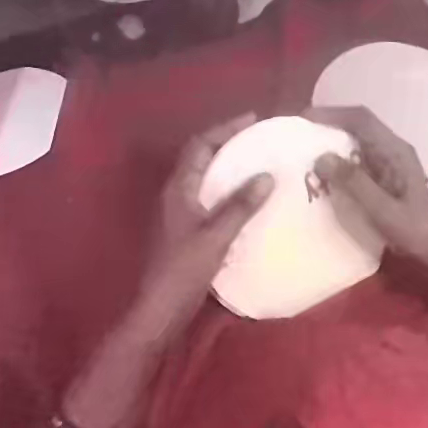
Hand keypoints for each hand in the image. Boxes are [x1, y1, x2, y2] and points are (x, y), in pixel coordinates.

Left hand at [131, 114, 273, 334]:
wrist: (160, 307)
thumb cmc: (184, 270)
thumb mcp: (216, 236)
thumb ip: (240, 206)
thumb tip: (266, 175)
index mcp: (179, 188)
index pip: (200, 145)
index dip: (225, 129)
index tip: (253, 120)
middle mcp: (177, 193)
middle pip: (201, 156)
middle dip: (228, 143)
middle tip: (259, 139)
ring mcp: (180, 210)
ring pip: (205, 176)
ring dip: (228, 165)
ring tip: (258, 161)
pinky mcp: (186, 227)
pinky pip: (209, 195)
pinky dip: (227, 188)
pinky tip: (248, 197)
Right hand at [305, 107, 427, 277]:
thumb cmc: (411, 231)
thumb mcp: (381, 210)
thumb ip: (354, 182)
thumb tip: (322, 157)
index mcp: (396, 151)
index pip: (362, 119)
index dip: (331, 114)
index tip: (304, 119)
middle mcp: (393, 148)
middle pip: (358, 123)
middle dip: (329, 122)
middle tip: (300, 132)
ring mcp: (390, 159)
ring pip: (357, 136)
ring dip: (333, 137)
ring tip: (307, 145)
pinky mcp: (384, 172)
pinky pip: (358, 152)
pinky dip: (339, 153)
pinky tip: (324, 166)